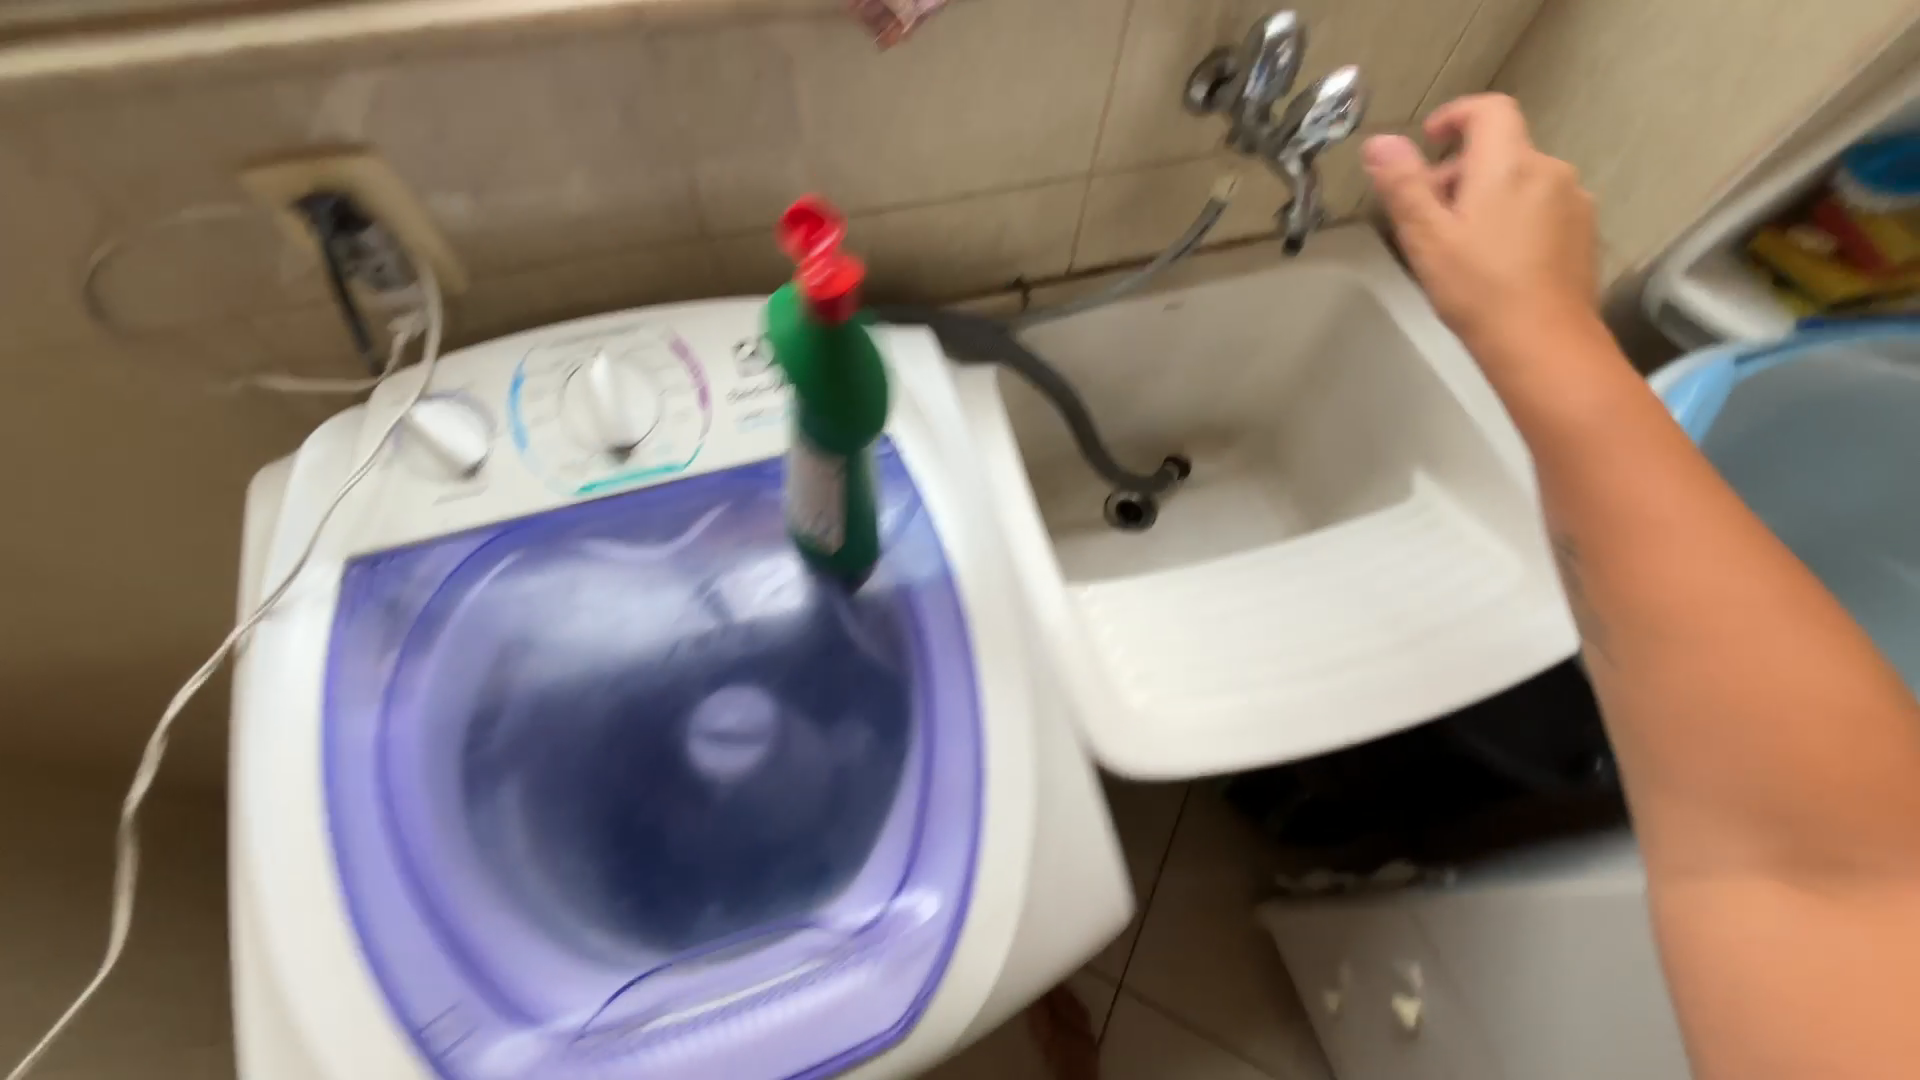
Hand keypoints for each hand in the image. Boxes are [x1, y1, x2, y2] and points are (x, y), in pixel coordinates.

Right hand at [1362, 94, 1599, 358]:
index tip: (1428, 140)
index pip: (1489, 110)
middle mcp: (1549, 170)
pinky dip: (1511, 218)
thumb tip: (1379, 141)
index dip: (1456, 115)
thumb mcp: (1426, 238)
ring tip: (1456, 244)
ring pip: (1520, 181)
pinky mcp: (1582, 231)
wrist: (1541, 339)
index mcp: (1508, 165)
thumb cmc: (1476, 288)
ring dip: (1486, 196)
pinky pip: (1540, 207)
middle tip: (1425, 216)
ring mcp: (1572, 200)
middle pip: (1501, 150)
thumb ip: (1403, 185)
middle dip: (1459, 171)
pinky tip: (1492, 261)